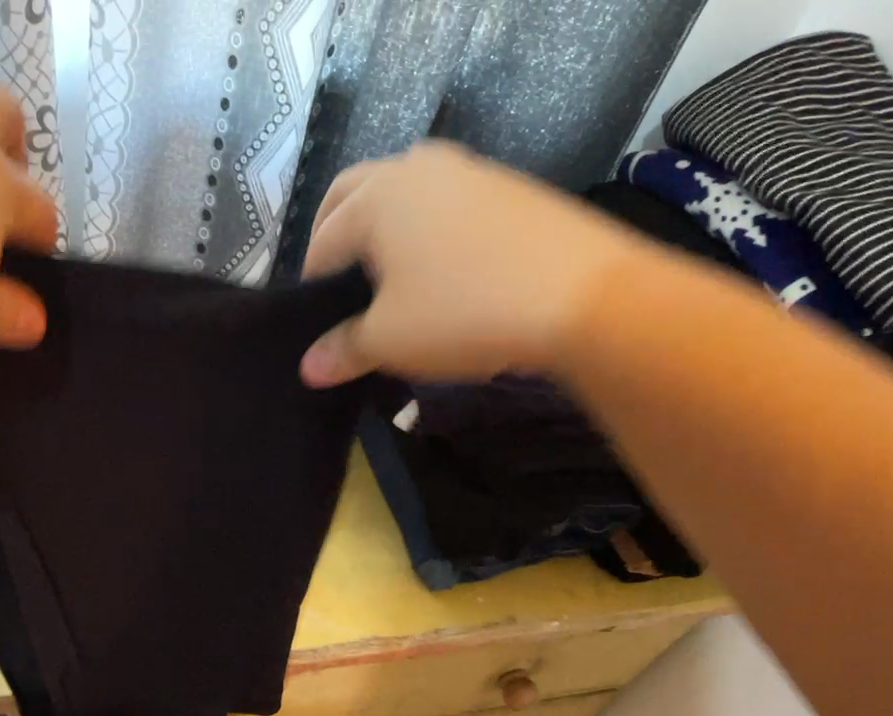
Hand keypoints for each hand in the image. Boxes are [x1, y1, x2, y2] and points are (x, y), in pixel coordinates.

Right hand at [299, 141, 656, 386]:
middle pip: (352, 192)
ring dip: (383, 220)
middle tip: (335, 278)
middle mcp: (414, 169)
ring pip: (404, 187)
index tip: (316, 321)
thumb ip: (343, 350)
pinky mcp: (508, 187)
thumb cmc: (464, 312)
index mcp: (375, 199)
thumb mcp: (391, 340)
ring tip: (387, 269)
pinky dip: (429, 224)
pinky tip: (444, 266)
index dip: (311, 283)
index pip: (322, 240)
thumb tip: (308, 369)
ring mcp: (467, 171)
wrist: (584, 296)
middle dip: (334, 231)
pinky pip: (448, 199)